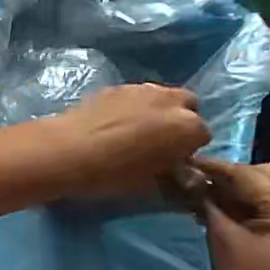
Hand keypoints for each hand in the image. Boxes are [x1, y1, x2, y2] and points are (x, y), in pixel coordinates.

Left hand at [48, 84, 210, 194]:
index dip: (187, 150)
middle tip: (159, 142)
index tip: (172, 161)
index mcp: (188, 126)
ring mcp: (142, 88)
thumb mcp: (150, 184)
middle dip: (178, 121)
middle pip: (186, 107)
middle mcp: (170, 100)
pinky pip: (136, 94)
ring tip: (135, 132)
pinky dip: (133, 105)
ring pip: (161, 97)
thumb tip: (178, 176)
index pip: (202, 135)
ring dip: (157, 111)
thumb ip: (173, 176)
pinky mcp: (116, 86)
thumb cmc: (113, 173)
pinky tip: (115, 123)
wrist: (68, 149)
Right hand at [190, 157, 269, 269]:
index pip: (254, 176)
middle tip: (205, 183)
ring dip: (252, 190)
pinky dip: (268, 204)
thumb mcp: (227, 244)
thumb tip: (194, 181)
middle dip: (237, 178)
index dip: (218, 169)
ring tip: (221, 197)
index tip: (190, 164)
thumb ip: (212, 206)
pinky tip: (245, 211)